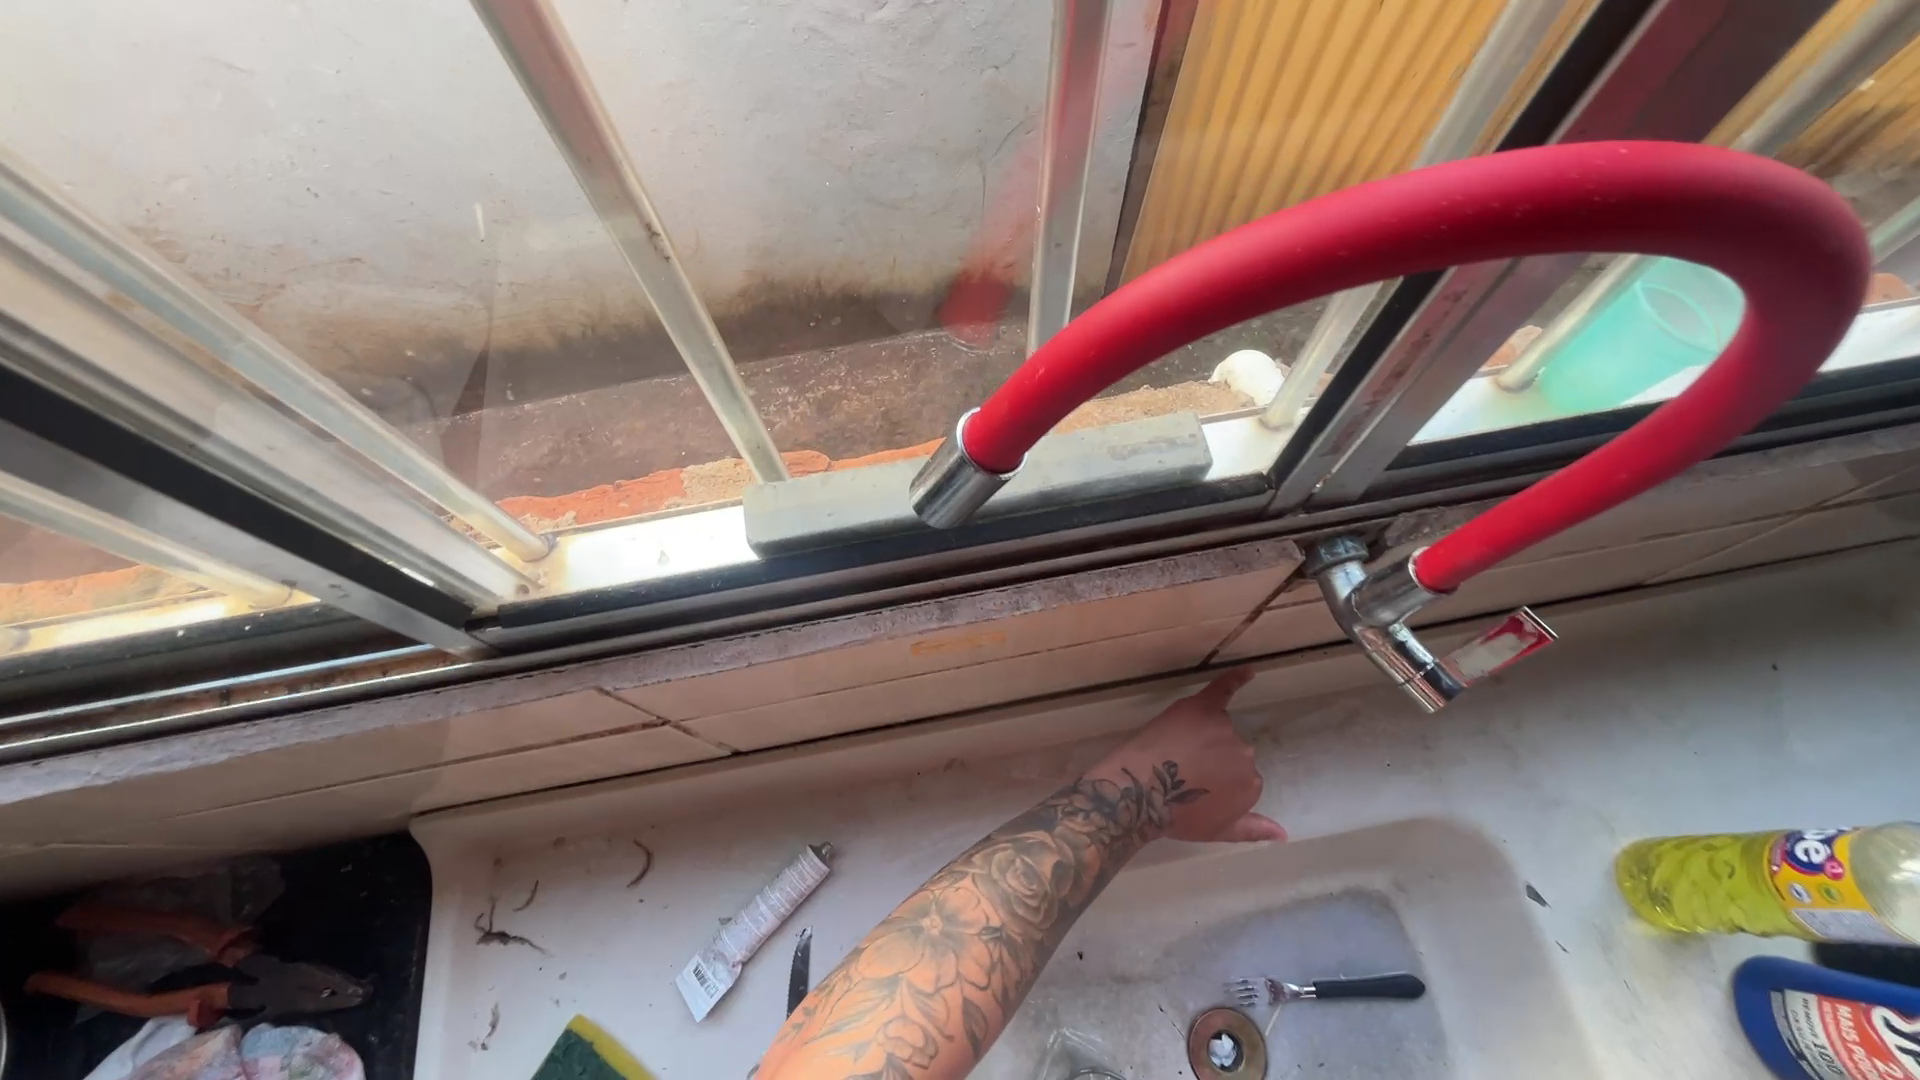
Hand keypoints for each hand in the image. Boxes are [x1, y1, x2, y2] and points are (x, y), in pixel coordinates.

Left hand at [1091, 669, 1285, 843]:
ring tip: (1173, 753)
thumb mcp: (1219, 831)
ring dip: (1201, 736)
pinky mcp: (1201, 708)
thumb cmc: (1176, 816)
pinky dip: (1236, 678)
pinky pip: (1223, 688)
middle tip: (1180, 772)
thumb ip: (1253, 829)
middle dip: (1209, 760)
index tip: (1196, 788)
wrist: (1140, 792)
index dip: (1216, 781)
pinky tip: (1250, 671)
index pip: (1240, 777)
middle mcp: (1244, 754)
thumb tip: (1284, 833)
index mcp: (1251, 785)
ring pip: (1218, 727)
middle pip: (1231, 751)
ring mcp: (1224, 728)